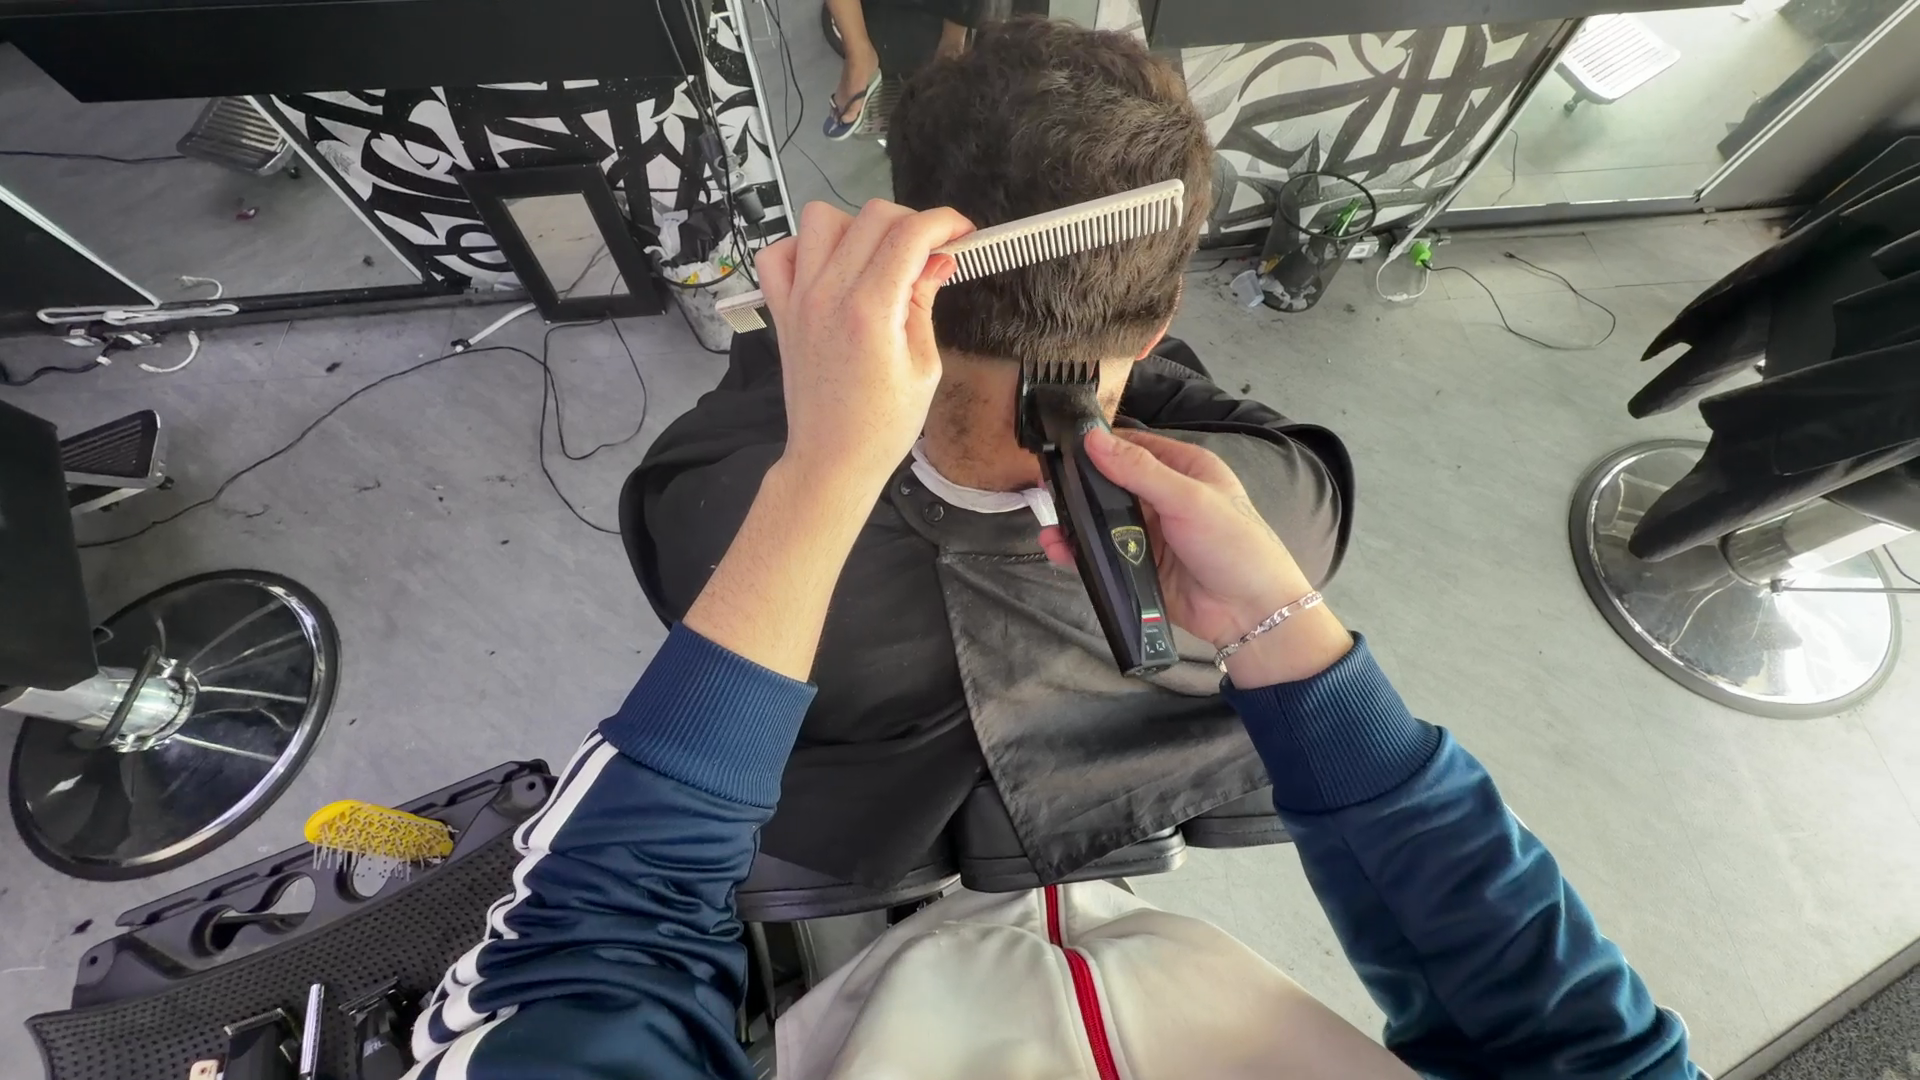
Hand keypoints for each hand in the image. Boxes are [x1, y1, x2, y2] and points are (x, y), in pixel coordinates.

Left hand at [756, 199, 974, 491]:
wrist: (832, 459)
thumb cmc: (883, 427)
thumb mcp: (924, 368)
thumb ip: (924, 304)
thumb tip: (937, 260)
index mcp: (871, 311)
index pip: (910, 235)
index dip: (945, 222)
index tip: (963, 232)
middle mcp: (829, 294)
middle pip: (873, 216)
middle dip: (912, 223)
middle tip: (930, 254)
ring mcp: (799, 299)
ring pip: (822, 219)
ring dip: (858, 227)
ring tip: (879, 260)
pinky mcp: (782, 311)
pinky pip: (778, 253)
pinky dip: (804, 247)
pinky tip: (831, 268)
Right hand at [1039, 428, 1350, 685]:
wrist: (1251, 613)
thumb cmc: (1232, 543)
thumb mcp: (1188, 499)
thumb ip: (1138, 470)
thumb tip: (1092, 438)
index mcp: (1184, 469)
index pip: (1134, 447)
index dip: (1100, 445)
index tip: (1062, 445)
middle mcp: (1163, 497)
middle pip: (1111, 484)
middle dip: (1079, 486)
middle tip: (1045, 487)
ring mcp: (1149, 533)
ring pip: (1102, 521)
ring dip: (1075, 522)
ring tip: (1050, 527)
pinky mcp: (1137, 565)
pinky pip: (1101, 553)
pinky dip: (1079, 551)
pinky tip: (1059, 549)